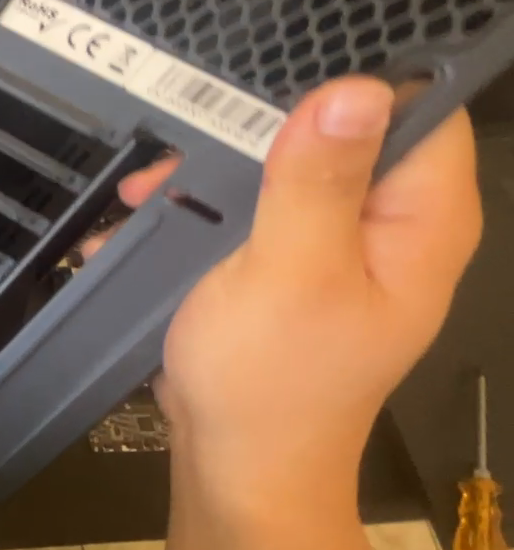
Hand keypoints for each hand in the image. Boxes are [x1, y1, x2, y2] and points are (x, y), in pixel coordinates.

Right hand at [152, 77, 479, 490]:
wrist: (235, 457)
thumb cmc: (269, 371)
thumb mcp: (288, 270)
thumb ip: (314, 183)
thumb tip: (349, 92)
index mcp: (414, 221)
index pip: (407, 117)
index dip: (336, 98)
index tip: (246, 105)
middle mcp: (380, 230)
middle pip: (322, 147)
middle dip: (236, 148)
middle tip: (165, 170)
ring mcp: (324, 256)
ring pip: (268, 184)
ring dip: (198, 187)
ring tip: (136, 204)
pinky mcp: (276, 277)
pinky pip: (240, 225)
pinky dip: (189, 223)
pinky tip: (139, 237)